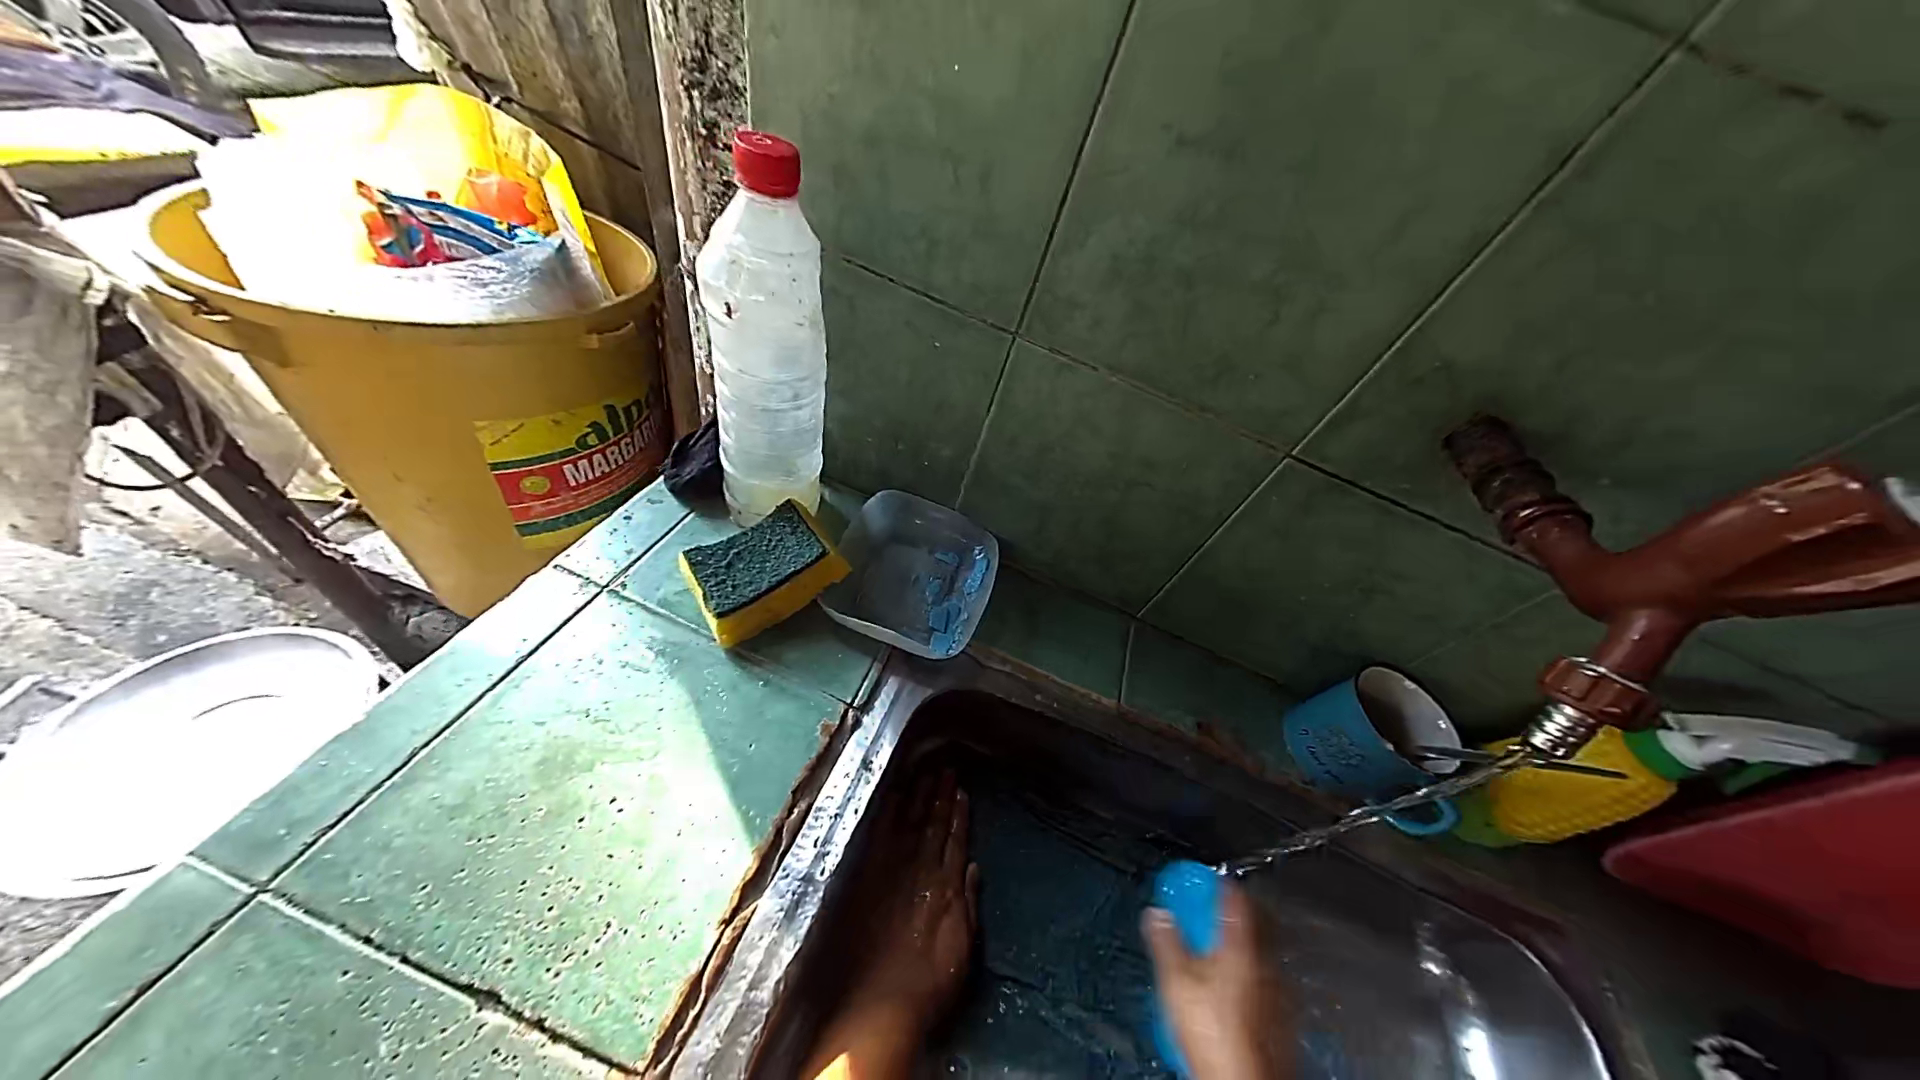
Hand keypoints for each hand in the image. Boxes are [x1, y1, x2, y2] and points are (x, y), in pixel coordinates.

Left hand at [804, 771, 979, 1079]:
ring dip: (917, 797)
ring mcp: (891, 871)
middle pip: (932, 824)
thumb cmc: (930, 981)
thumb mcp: (963, 946)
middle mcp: (920, 870)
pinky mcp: (867, 877)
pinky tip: (890, 796)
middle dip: (940, 795)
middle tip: (944, 768)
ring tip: (924, 773)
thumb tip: (974, 866)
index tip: (961, 790)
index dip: (959, 814)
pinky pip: (878, 836)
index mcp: (946, 886)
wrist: (881, 1003)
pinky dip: (885, 814)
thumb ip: (969, 903)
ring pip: (908, 823)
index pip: (956, 840)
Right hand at [1142, 881, 1292, 1079]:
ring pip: (1263, 948)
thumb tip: (1157, 914)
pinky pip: (1268, 975)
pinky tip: (1235, 982)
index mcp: (1240, 945)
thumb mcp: (1175, 981)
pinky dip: (1251, 966)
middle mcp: (1266, 961)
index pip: (1236, 898)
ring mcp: (1279, 989)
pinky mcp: (1284, 1015)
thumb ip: (1166, 941)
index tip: (1206, 879)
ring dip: (1243, 938)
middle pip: (1256, 920)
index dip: (1220, 883)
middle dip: (1233, 909)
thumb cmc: (1212, 1031)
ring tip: (1220, 942)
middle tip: (1212, 906)